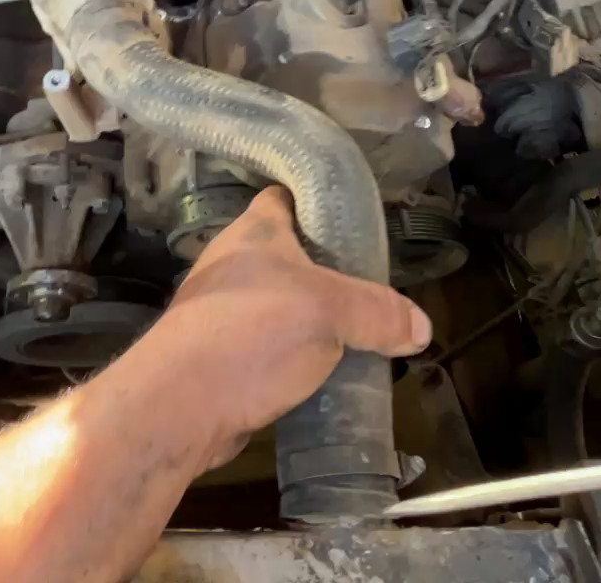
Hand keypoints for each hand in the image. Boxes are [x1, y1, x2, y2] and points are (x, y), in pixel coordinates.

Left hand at [129, 187, 431, 467]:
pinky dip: (294, 355)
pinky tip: (323, 375)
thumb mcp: (328, 312)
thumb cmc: (251, 332)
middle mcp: (236, 262)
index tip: (356, 220)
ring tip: (358, 336)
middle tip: (373, 290)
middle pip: (290, 255)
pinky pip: (269, 344)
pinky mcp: (222, 351)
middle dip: (328, 272)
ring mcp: (225, 307)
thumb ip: (376, 313)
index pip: (287, 197)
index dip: (319, 202)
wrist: (178, 404)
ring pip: (281, 303)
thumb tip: (421, 325)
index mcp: (255, 231)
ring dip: (313, 320)